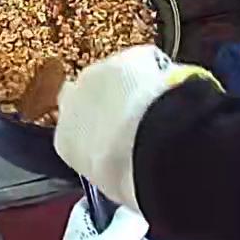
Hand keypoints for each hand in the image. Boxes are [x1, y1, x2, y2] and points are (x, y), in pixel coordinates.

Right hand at [55, 45, 216, 210]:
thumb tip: (118, 166)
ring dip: (133, 87)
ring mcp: (100, 72)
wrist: (155, 151)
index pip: (72, 129)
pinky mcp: (129, 56)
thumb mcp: (108, 184)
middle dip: (106, 101)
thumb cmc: (131, 175)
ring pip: (116, 75)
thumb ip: (103, 165)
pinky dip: (158, 73)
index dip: (94, 130)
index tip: (111, 140)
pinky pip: (145, 61)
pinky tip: (173, 92)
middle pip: (87, 92)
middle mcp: (74, 98)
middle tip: (136, 121)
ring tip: (161, 108)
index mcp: (65, 137)